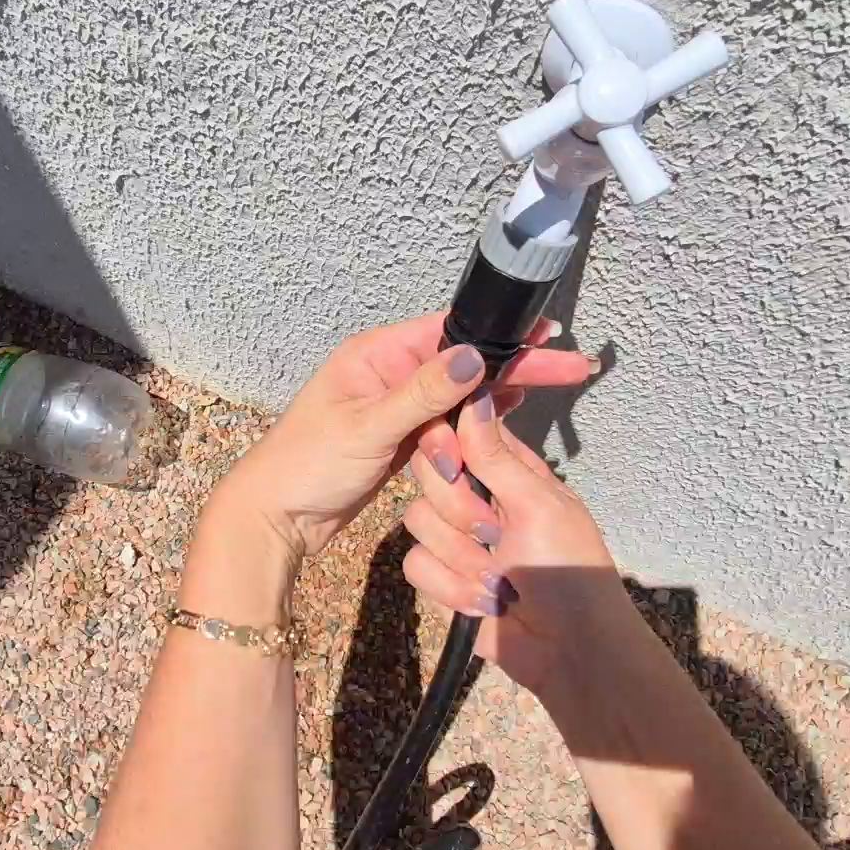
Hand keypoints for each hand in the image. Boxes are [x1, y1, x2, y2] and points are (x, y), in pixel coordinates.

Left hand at [214, 312, 592, 564]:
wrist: (278, 517)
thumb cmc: (309, 465)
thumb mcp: (367, 426)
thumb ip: (422, 394)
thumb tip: (474, 356)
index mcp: (375, 355)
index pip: (448, 332)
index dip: (499, 332)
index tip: (546, 332)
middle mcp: (388, 373)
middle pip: (461, 362)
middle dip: (513, 364)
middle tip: (571, 366)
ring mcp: (396, 407)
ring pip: (458, 395)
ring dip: (498, 396)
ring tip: (551, 385)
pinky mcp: (401, 438)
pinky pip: (447, 423)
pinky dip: (476, 423)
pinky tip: (509, 415)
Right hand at [399, 389, 639, 696]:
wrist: (569, 653)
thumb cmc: (567, 571)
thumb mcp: (538, 506)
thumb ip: (495, 456)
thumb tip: (473, 393)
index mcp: (507, 471)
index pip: (457, 433)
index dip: (446, 445)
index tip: (454, 466)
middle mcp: (476, 497)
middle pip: (427, 474)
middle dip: (458, 512)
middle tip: (494, 534)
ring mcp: (456, 537)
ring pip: (417, 521)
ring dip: (461, 559)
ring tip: (499, 582)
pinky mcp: (440, 575)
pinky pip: (415, 564)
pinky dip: (450, 588)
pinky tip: (483, 602)